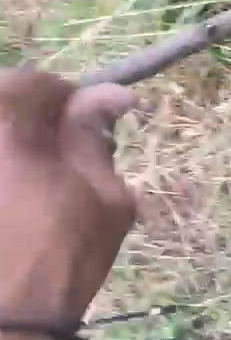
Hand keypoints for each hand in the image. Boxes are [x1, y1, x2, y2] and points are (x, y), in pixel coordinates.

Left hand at [0, 70, 136, 325]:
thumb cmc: (64, 256)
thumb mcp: (106, 197)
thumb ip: (93, 140)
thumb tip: (111, 95)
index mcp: (7, 134)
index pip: (30, 83)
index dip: (62, 97)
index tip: (85, 121)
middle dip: (21, 114)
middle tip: (49, 147)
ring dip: (10, 143)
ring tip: (25, 175)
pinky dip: (3, 169)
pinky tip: (13, 192)